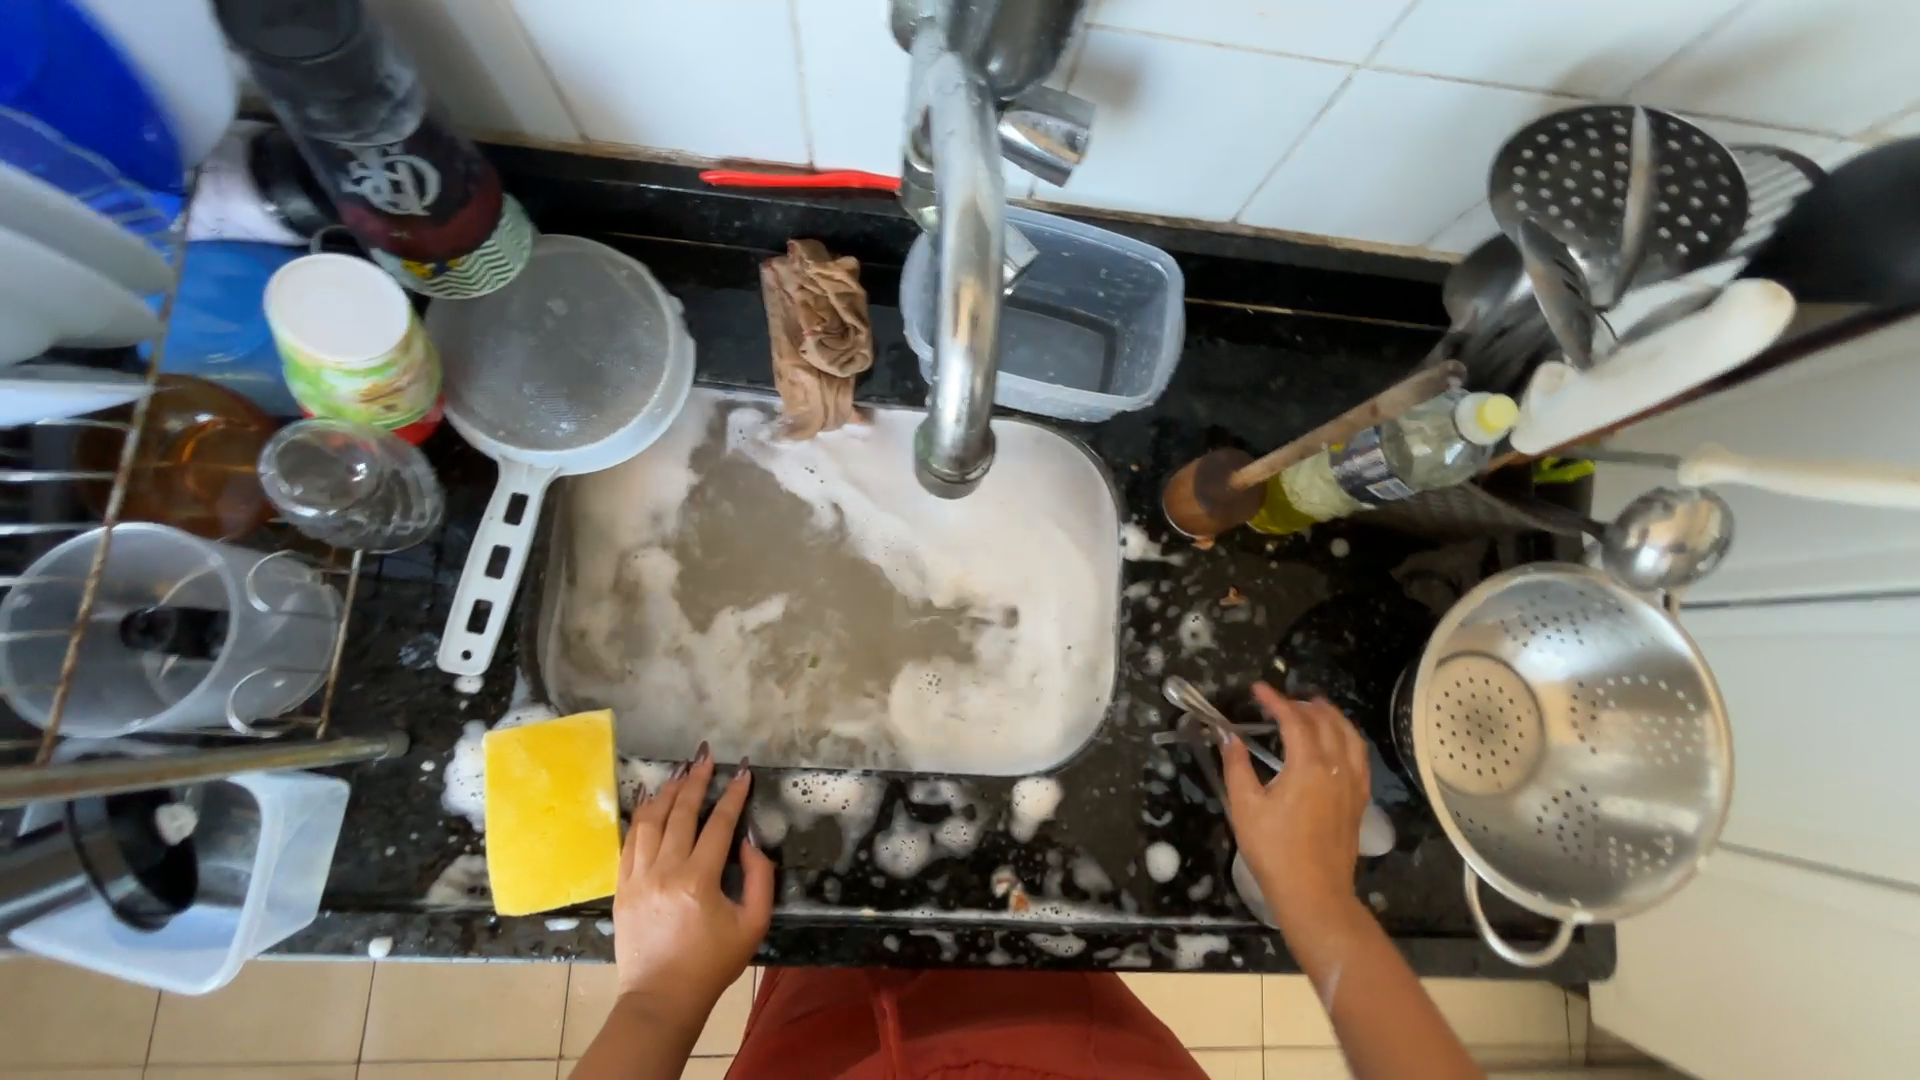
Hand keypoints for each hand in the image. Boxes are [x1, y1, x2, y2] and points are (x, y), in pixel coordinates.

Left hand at [613, 745, 773, 1025]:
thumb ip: (760, 876)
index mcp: (699, 880)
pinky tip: (649, 796)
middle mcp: (665, 871)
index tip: (743, 771)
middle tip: (707, 756)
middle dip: (697, 779)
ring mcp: (638, 877)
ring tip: (681, 770)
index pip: (719, 824)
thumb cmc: (712, 963)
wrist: (661, 998)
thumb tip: (749, 841)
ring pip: (651, 820)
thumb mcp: (753, 923)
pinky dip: (640, 814)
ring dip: (667, 791)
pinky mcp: (621, 886)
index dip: (734, 794)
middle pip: (681, 812)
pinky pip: (629, 840)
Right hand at [1222, 684, 1370, 927]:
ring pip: (1350, 737)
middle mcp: (1336, 769)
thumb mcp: (1244, 805)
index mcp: (1308, 767)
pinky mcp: (1358, 801)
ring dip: (1331, 716)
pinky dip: (1348, 739)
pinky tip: (1336, 743)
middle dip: (1302, 704)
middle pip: (1326, 722)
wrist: (1314, 893)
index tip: (1257, 690)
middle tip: (1279, 700)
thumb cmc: (1274, 849)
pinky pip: (1360, 758)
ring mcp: (1352, 785)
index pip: (1294, 720)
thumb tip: (1228, 735)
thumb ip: (1236, 765)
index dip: (1275, 700)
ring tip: (1313, 708)